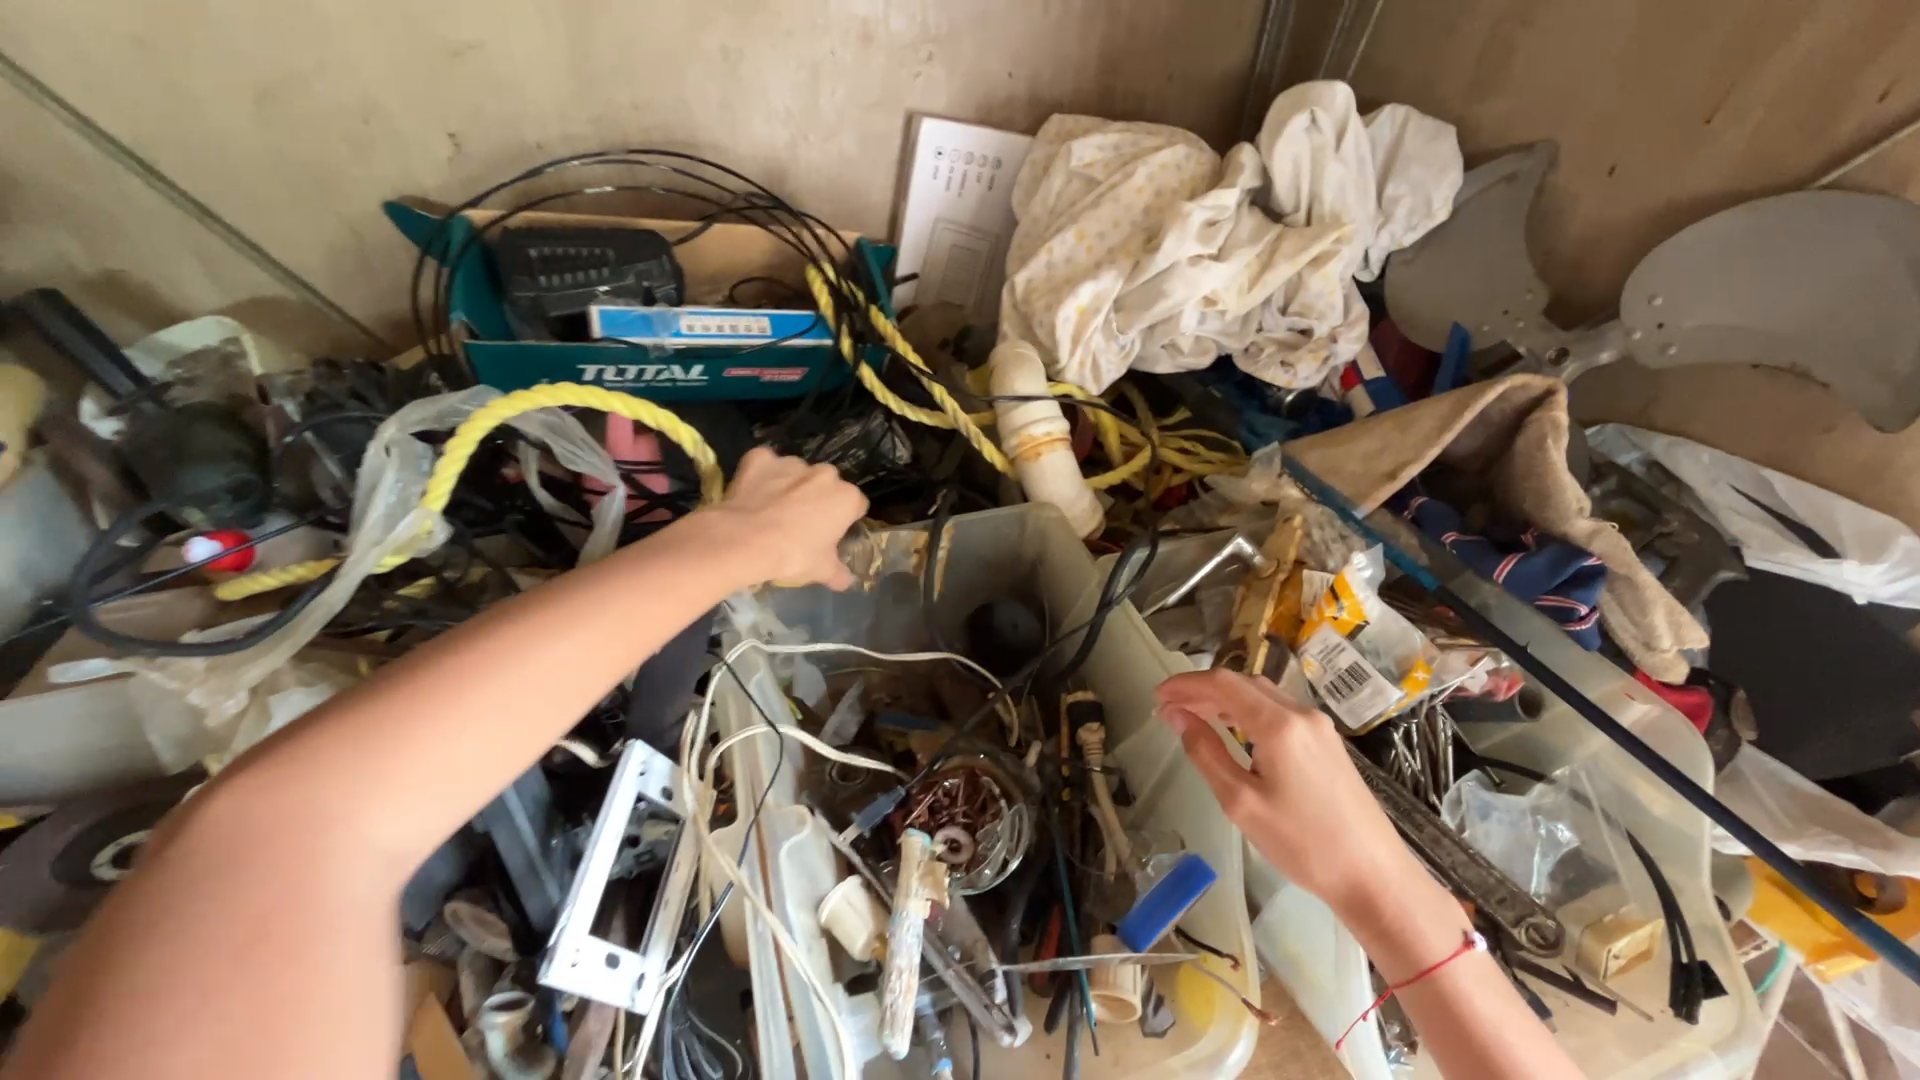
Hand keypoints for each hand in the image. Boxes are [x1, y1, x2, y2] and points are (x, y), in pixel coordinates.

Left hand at [701, 447, 867, 589]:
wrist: (745, 541)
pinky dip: (761, 475)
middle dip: (819, 499)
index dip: (845, 520)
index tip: (831, 533)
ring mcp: (791, 463)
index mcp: (846, 497)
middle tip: (802, 524)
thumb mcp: (822, 571)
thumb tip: (846, 581)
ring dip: (791, 486)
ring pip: (797, 473)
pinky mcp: (760, 459)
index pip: (856, 505)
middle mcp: (824, 474)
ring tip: (773, 510)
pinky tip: (753, 493)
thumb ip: (839, 573)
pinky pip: (765, 464)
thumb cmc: (793, 556)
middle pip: (827, 485)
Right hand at [1155, 668, 1420, 915]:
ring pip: (1262, 695)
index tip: (1156, 696)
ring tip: (1192, 716)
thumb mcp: (1240, 803)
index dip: (1185, 685)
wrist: (1374, 876)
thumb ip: (1206, 753)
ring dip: (1224, 699)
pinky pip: (1279, 712)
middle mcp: (1301, 714)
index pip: (1222, 684)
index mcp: (1279, 725)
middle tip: (1168, 708)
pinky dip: (1247, 712)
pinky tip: (1233, 729)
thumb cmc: (1303, 844)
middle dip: (1202, 690)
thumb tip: (1177, 717)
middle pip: (1243, 683)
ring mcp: (1319, 728)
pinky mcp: (1328, 744)